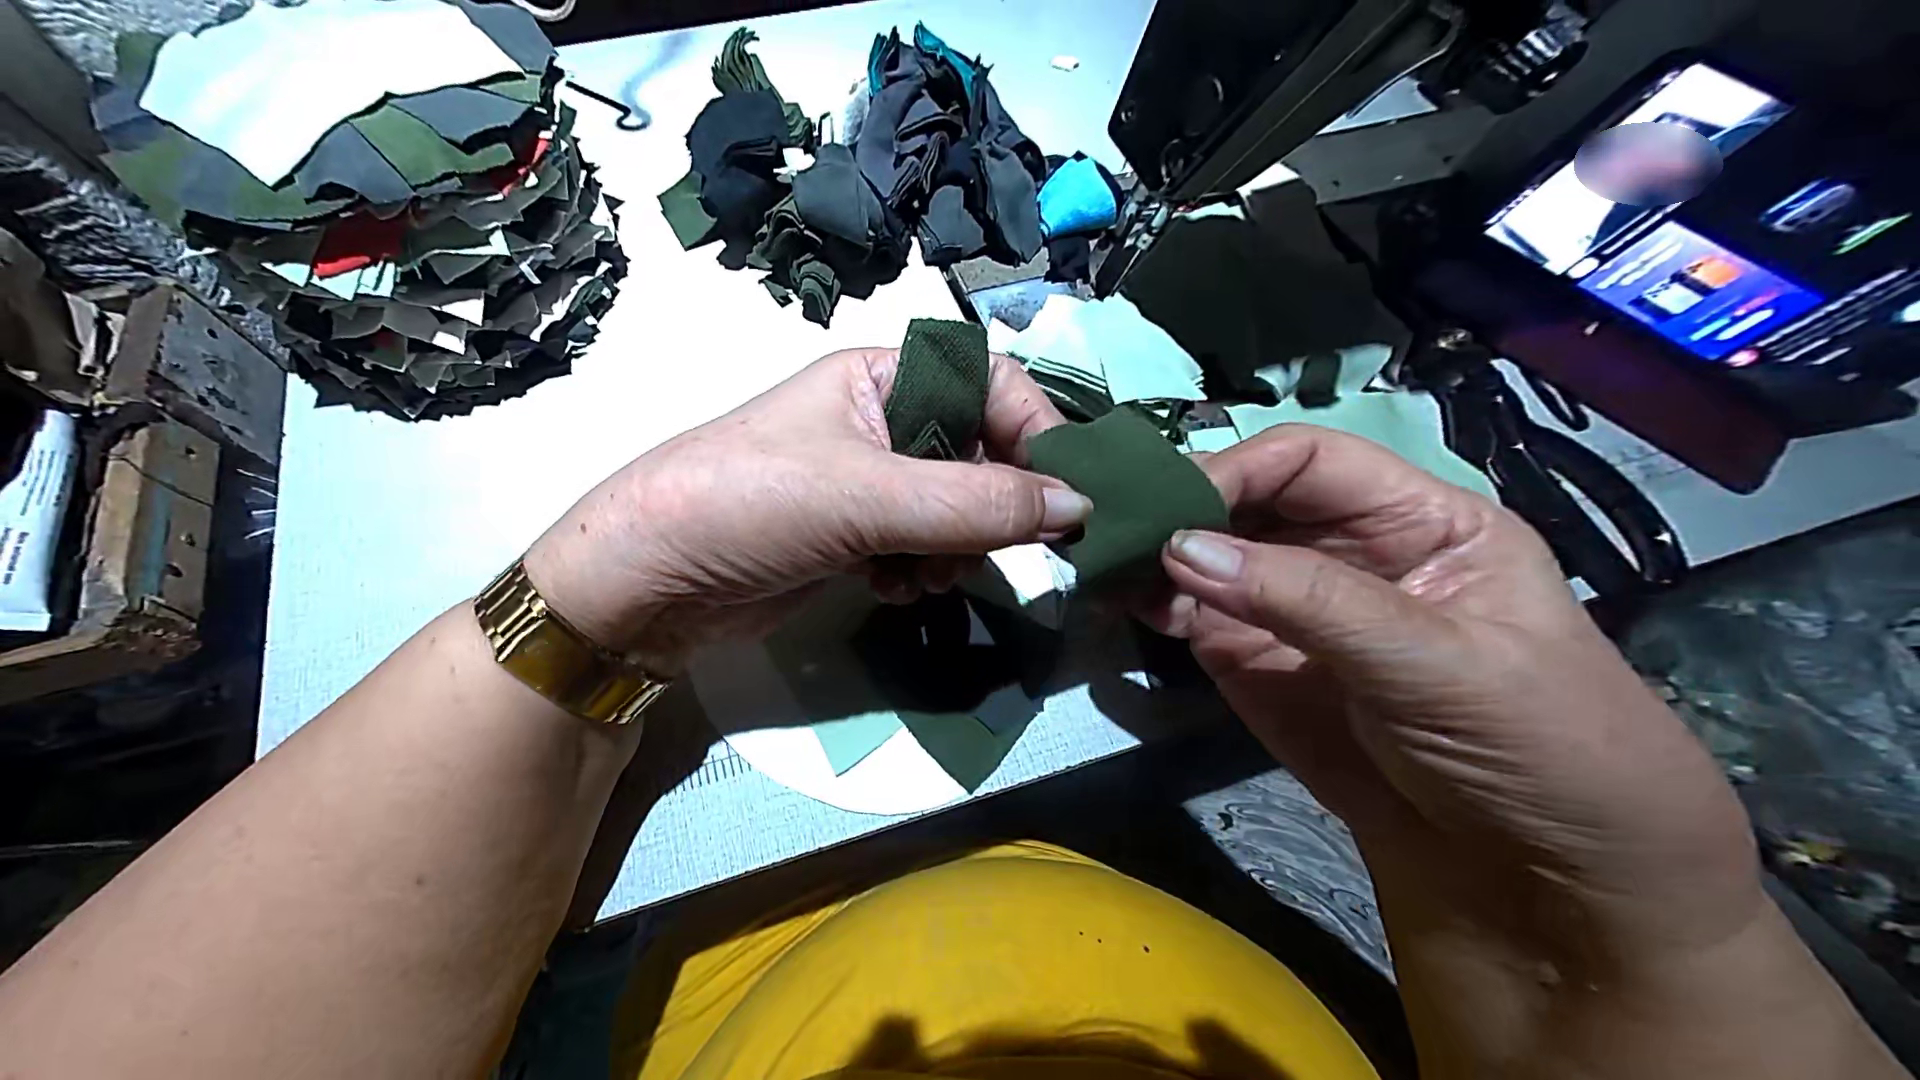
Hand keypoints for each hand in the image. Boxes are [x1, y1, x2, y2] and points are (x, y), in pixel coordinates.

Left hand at [523, 348, 1084, 674]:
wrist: (646, 584)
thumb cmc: (748, 504)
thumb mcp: (866, 495)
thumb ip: (976, 502)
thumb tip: (1079, 507)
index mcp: (883, 377)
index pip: (991, 386)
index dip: (1034, 432)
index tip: (1064, 494)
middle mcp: (884, 422)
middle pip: (981, 454)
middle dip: (989, 507)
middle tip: (981, 548)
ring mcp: (872, 484)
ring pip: (958, 510)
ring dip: (954, 549)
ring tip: (919, 575)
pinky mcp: (859, 535)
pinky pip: (926, 546)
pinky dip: (923, 570)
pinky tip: (890, 587)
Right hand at [1144, 426, 1867, 1074]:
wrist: (1530, 882)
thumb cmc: (1534, 745)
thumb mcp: (1435, 660)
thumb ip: (1306, 599)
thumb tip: (1178, 548)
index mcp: (1411, 517)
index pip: (1307, 461)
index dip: (1239, 469)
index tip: (1172, 503)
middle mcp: (1337, 545)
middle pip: (1241, 499)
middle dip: (1180, 506)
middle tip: (1116, 525)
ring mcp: (1284, 602)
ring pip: (1203, 552)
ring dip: (1153, 554)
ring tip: (1104, 564)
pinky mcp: (1247, 652)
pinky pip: (1188, 610)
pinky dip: (1151, 601)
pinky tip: (1122, 603)